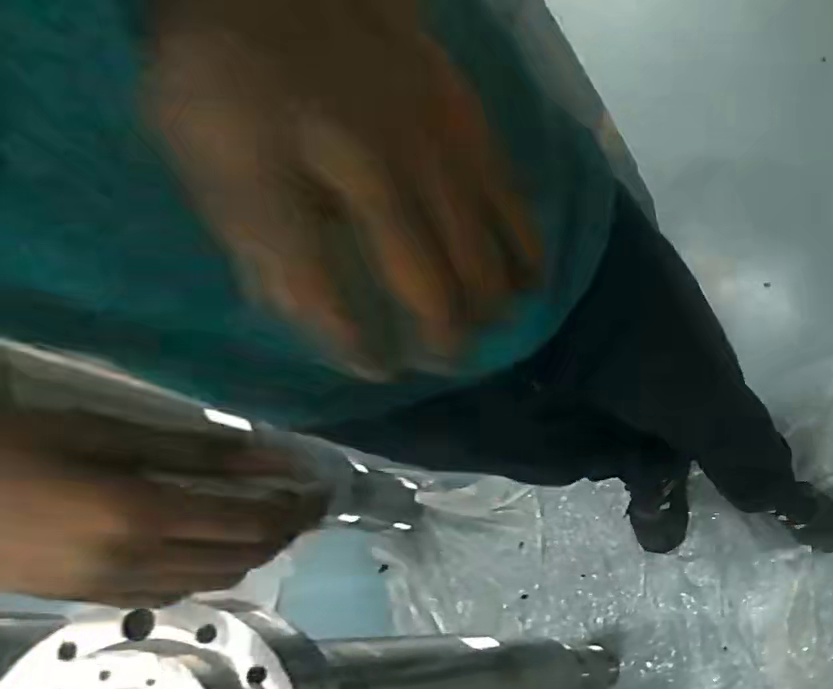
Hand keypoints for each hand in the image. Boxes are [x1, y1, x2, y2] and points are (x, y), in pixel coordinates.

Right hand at [0, 411, 322, 606]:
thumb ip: (201, 451)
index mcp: (143, 517)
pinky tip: (201, 548)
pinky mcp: (78, 596)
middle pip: (247, 555)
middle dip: (283, 531)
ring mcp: (104, 584)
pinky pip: (170, 592)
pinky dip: (206, 573)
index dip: (301, 509)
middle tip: (293, 504)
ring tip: (256, 522)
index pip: (259, 524)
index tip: (320, 490)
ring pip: (217, 579)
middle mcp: (135, 560)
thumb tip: (283, 457)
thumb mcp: (102, 434)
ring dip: (250, 553)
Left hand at [144, 0, 542, 379]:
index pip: (324, 285)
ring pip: (487, 272)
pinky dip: (527, 271)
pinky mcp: (487, 153)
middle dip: (444, 341)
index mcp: (290, 172)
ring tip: (480, 328)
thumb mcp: (200, 141)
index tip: (375, 369)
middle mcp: (381, 178)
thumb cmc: (239, 69)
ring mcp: (445, 166)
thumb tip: (302, 310)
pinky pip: (523, 231)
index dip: (354, 343)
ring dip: (487, 315)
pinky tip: (519, 288)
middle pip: (432, 292)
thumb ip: (251, 227)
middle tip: (442, 359)